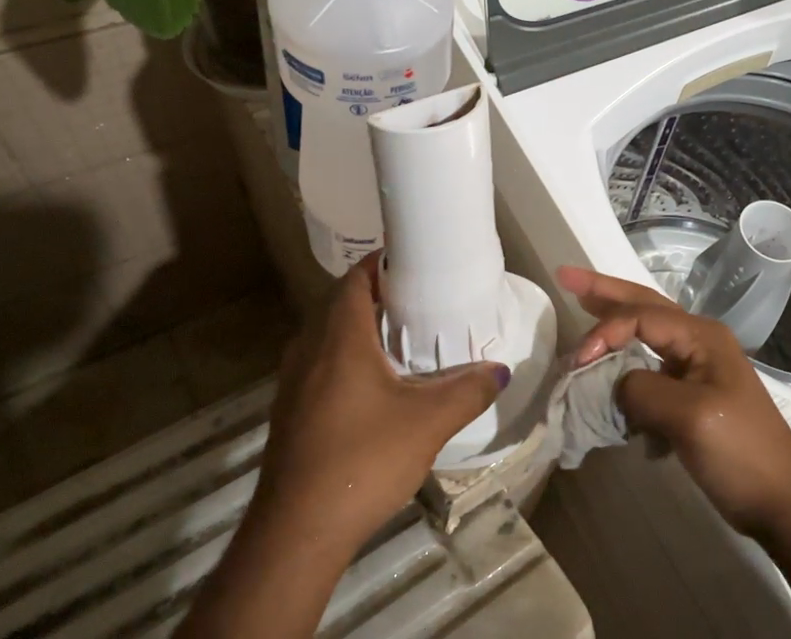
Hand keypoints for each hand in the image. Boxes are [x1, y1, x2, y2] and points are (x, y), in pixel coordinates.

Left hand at [257, 253, 508, 547]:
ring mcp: (293, 382)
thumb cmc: (363, 460)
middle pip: (343, 303)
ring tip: (408, 339)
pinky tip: (380, 385)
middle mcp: (309, 349)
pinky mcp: (291, 411)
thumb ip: (468, 390)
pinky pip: (322, 364)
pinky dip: (350, 358)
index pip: (356, 277)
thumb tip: (499, 370)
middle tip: (424, 299)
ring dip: (364, 329)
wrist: (298, 530)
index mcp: (339, 337)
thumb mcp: (429, 422)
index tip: (419, 261)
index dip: (385, 262)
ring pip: (330, 336)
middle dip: (381, 295)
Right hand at [557, 265, 790, 535]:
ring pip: (646, 334)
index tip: (578, 363)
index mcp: (701, 336)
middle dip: (604, 291)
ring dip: (613, 322)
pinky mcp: (691, 398)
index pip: (640, 317)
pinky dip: (624, 362)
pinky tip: (606, 369)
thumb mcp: (689, 416)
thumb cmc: (739, 450)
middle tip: (565, 276)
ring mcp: (696, 370)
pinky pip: (649, 369)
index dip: (604, 332)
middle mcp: (698, 343)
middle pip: (644, 306)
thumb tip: (616, 386)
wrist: (781, 499)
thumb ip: (642, 390)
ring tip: (582, 305)